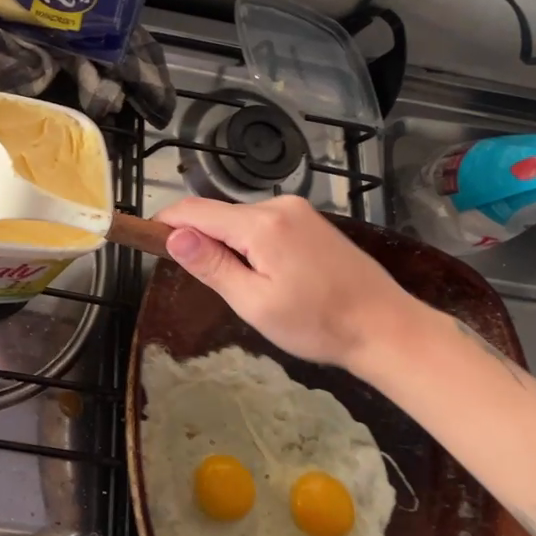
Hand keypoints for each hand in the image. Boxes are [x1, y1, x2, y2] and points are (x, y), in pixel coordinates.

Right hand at [153, 195, 430, 370]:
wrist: (387, 329)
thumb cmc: (317, 323)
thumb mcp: (254, 302)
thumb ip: (211, 265)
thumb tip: (173, 236)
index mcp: (261, 224)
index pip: (193, 211)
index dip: (165, 225)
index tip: (148, 246)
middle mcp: (278, 206)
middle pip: (217, 215)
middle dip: (201, 242)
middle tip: (210, 286)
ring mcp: (298, 211)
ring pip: (238, 221)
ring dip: (228, 247)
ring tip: (245, 288)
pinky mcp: (310, 222)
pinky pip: (262, 226)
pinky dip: (250, 246)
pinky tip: (268, 277)